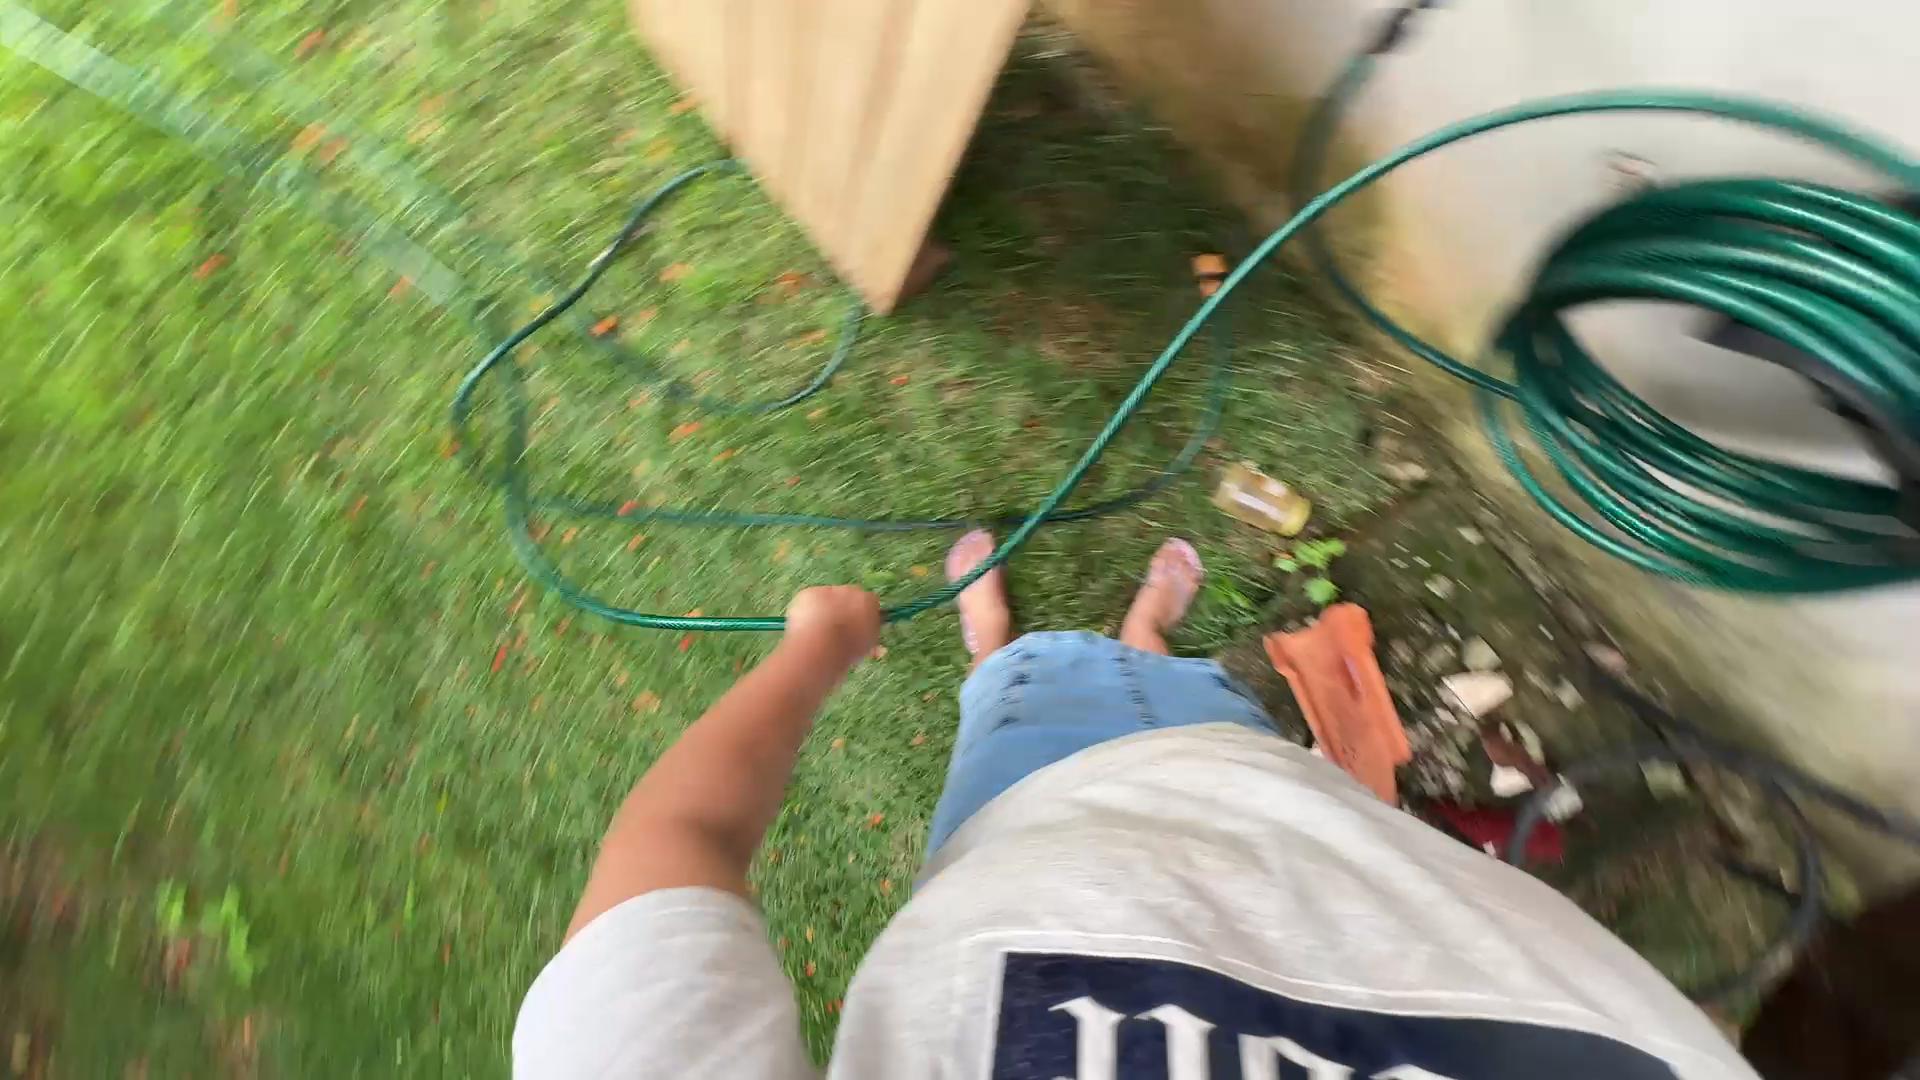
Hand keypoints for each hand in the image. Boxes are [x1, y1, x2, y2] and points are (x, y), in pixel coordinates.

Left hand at [784, 586, 881, 666]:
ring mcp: (829, 590)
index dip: (863, 616)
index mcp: (869, 602)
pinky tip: (806, 627)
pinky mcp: (810, 593)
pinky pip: (811, 601)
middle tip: (838, 631)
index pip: (870, 604)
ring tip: (819, 632)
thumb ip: (871, 641)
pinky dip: (809, 611)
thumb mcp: (867, 647)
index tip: (858, 629)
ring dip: (826, 610)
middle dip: (845, 610)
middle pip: (849, 597)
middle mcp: (851, 590)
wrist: (821, 643)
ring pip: (829, 598)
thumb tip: (877, 646)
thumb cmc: (849, 648)